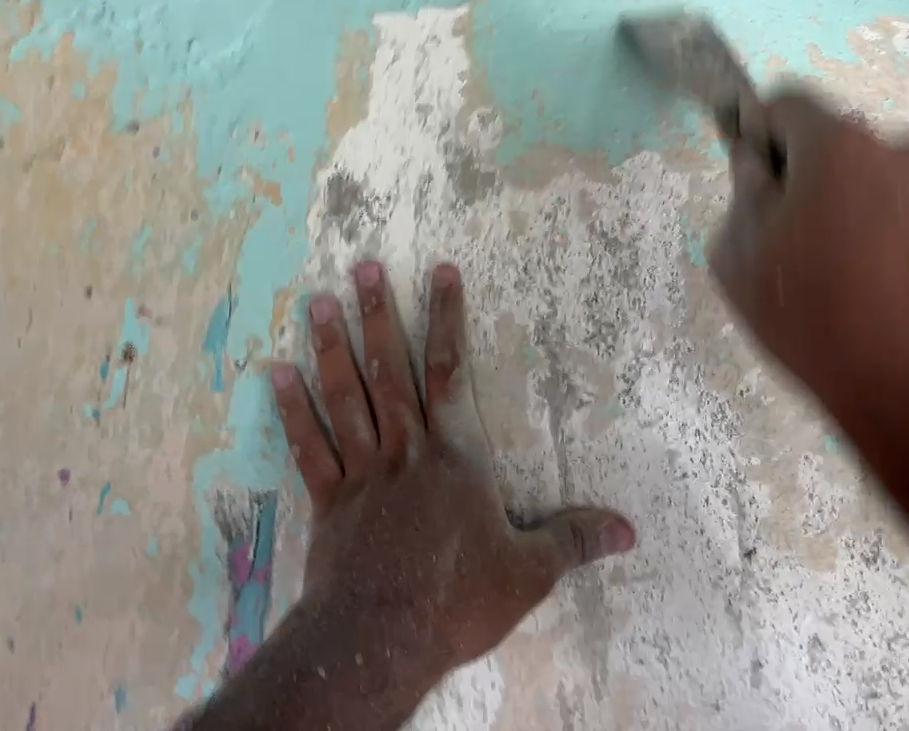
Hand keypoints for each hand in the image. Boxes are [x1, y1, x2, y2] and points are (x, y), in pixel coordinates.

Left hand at [271, 261, 635, 690]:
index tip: (441, 272)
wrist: (379, 641)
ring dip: (332, 347)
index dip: (447, 318)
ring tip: (319, 302)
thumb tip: (631, 530)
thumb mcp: (529, 572)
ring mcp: (362, 472)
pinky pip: (309, 446)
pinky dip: (294, 410)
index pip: (450, 370)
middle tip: (363, 267)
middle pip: (389, 370)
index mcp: (453, 455)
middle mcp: (405, 450)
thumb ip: (575, 540)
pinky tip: (277, 373)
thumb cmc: (456, 600)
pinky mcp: (329, 500)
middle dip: (378, 316)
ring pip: (346, 396)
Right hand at [707, 92, 908, 458]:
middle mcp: (907, 151)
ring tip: (858, 287)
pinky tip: (900, 303)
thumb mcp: (740, 260)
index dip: (761, 136)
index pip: (786, 104)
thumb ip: (743, 194)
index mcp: (840, 145)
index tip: (757, 182)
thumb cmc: (818, 321)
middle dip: (817, 182)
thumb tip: (760, 170)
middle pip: (844, 149)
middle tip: (802, 247)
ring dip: (867, 215)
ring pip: (891, 188)